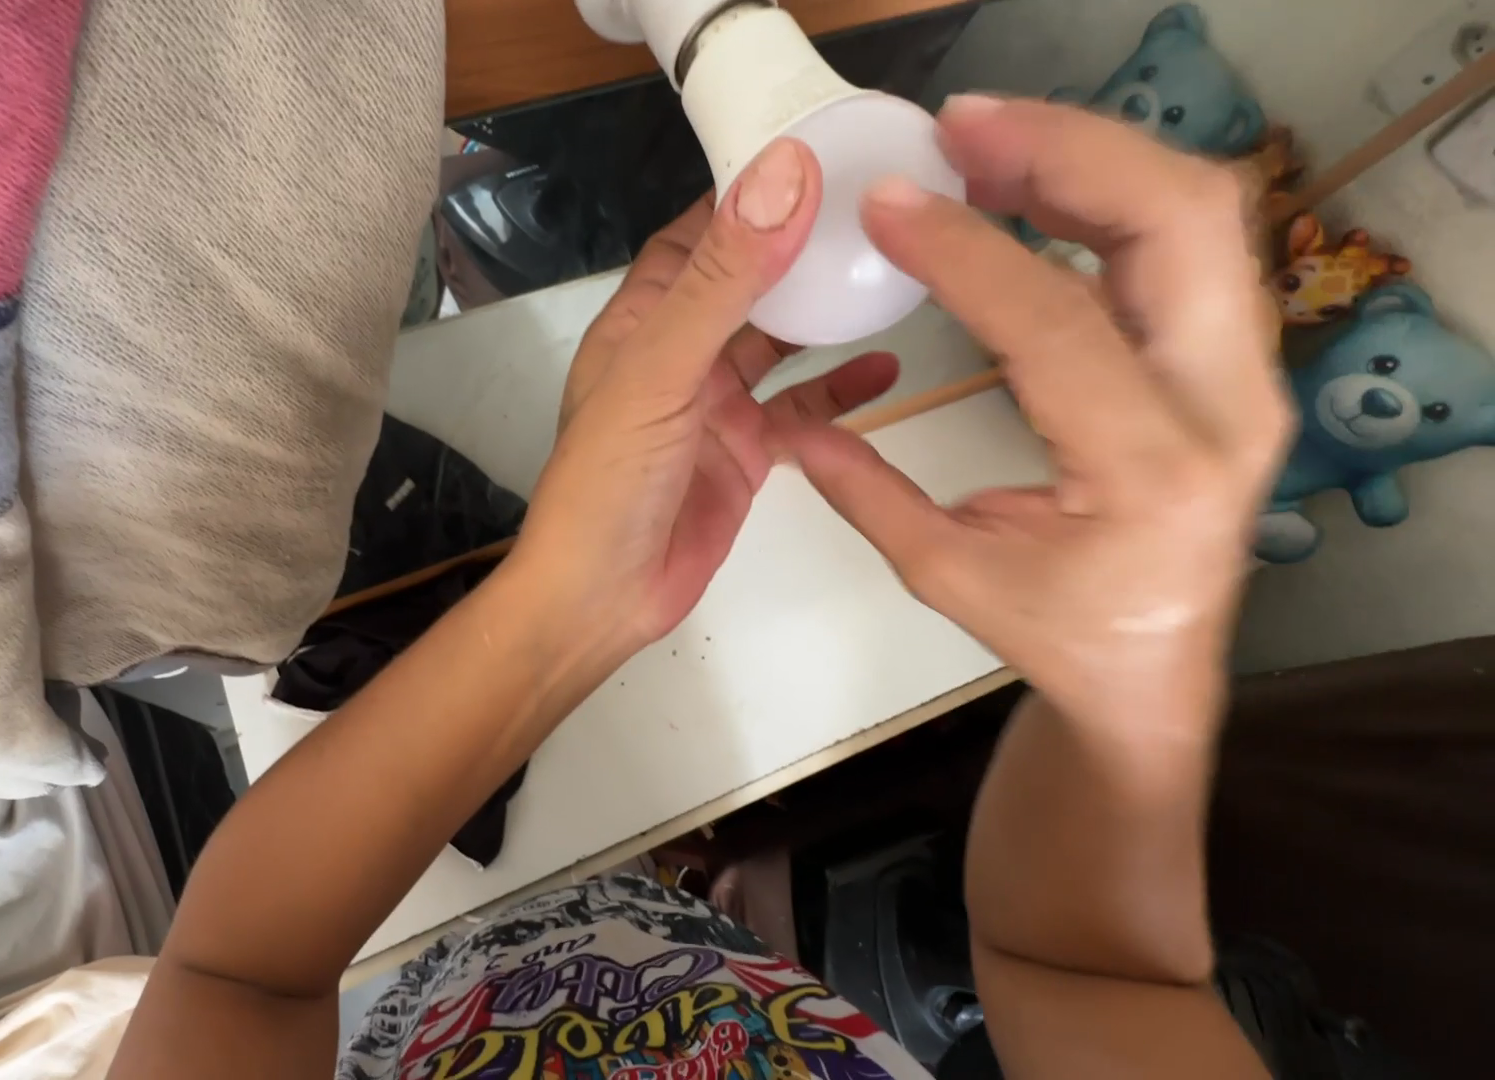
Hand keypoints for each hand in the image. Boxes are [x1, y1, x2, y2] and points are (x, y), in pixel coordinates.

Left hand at [509, 139, 899, 654]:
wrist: (605, 595)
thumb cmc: (612, 481)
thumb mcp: (662, 372)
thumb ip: (721, 282)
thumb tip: (784, 174)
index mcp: (640, 325)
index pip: (693, 238)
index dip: (744, 197)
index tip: (815, 151)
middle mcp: (678, 357)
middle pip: (744, 286)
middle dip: (798, 252)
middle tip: (875, 209)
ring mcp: (713, 408)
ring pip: (776, 347)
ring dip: (823, 318)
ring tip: (891, 278)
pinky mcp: (744, 455)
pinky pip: (798, 413)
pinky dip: (837, 393)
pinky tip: (887, 370)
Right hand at [782, 97, 1293, 727]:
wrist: (1151, 669)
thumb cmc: (1057, 634)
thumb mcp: (944, 574)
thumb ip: (868, 494)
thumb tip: (794, 429)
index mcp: (1147, 468)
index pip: (1057, 324)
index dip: (966, 253)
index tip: (892, 207)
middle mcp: (1224, 404)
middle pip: (1181, 222)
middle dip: (1067, 153)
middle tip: (961, 130)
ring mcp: (1241, 373)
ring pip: (1197, 216)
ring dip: (1090, 161)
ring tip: (986, 144)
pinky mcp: (1225, 361)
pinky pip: (1181, 247)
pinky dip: (1104, 199)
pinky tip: (1030, 192)